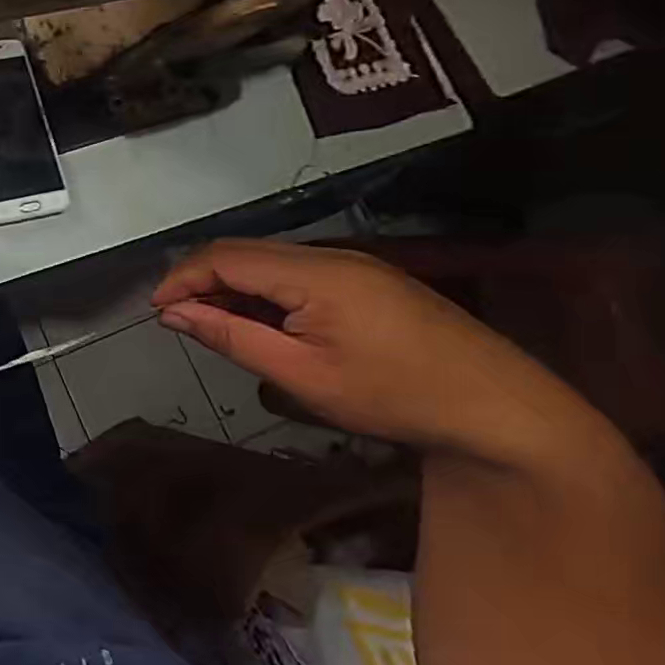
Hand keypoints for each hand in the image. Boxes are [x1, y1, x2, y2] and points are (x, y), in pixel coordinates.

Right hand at [151, 239, 611, 469]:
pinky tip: (264, 321)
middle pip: (243, 251)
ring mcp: (355, 264)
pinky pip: (296, 271)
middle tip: (180, 319)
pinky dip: (264, 289)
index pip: (224, 257)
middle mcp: (332, 256)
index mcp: (315, 273)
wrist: (508, 413)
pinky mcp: (370, 278)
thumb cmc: (395, 397)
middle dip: (201, 279)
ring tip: (216, 323)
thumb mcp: (301, 375)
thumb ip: (231, 336)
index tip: (157, 310)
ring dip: (231, 284)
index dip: (182, 278)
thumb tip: (173, 314)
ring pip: (268, 259)